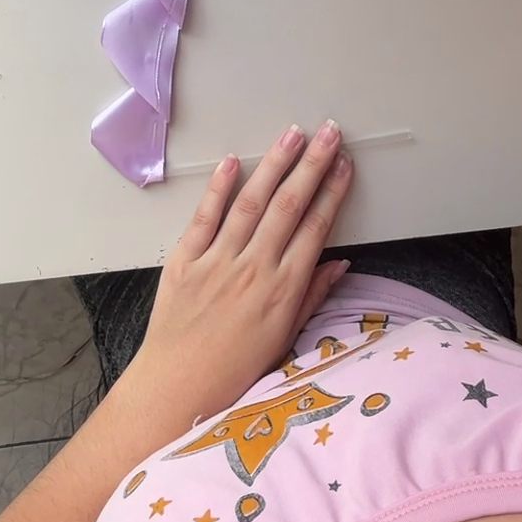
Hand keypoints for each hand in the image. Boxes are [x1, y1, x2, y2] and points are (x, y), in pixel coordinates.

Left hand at [124, 121, 354, 422]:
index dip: (333, 191)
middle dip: (312, 164)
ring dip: (275, 164)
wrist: (176, 389)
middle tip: (328, 131)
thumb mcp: (286, 339)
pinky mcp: (185, 259)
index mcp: (283, 289)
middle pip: (289, 205)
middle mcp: (254, 268)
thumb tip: (340, 263)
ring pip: (252, 201)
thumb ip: (313, 295)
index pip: (316, 227)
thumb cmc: (235, 371)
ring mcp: (218, 261)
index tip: (344, 163)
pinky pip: (205, 216)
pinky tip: (234, 161)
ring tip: (292, 134)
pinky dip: (220, 187)